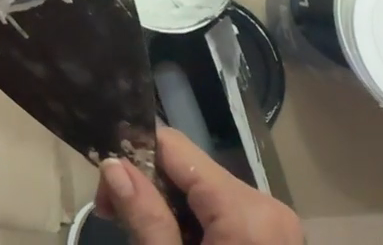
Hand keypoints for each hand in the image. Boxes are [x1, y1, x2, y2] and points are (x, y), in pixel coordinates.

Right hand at [96, 128, 302, 244]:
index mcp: (246, 209)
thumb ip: (145, 217)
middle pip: (188, 169)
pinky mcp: (277, 242)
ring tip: (144, 237)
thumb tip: (111, 163)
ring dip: (169, 209)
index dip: (132, 156)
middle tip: (114, 219)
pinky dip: (195, 225)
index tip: (103, 190)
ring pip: (203, 192)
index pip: (174, 147)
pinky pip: (224, 215)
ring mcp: (278, 227)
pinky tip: (176, 244)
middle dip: (148, 188)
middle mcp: (268, 206)